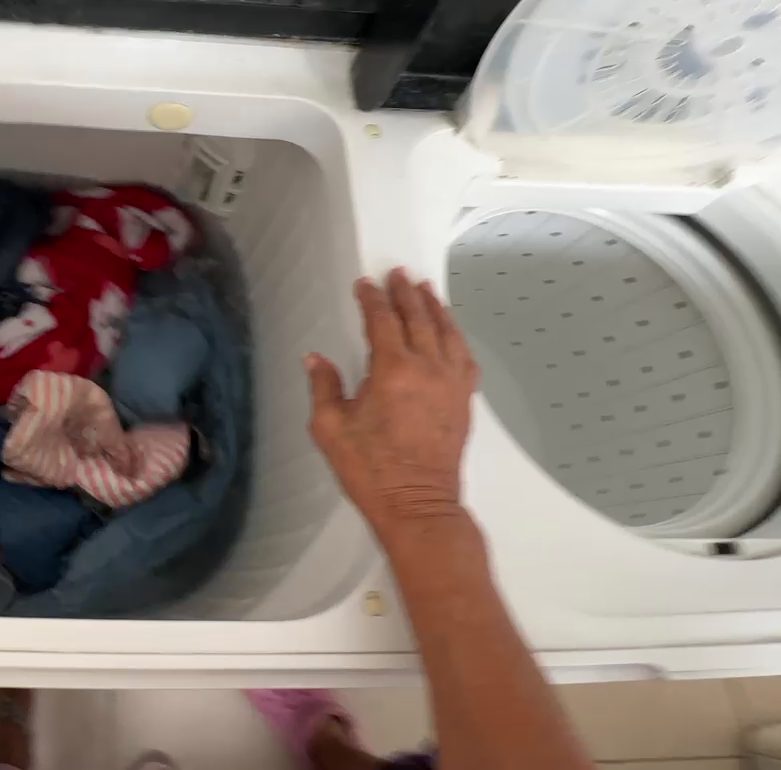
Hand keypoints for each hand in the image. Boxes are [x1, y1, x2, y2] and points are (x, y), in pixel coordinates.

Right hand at [307, 269, 477, 533]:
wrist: (418, 507)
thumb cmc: (371, 470)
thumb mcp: (330, 428)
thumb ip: (324, 387)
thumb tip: (316, 360)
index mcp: (392, 370)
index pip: (382, 320)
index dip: (372, 299)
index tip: (364, 285)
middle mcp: (427, 369)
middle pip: (418, 318)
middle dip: (406, 293)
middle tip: (398, 274)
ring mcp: (451, 384)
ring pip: (446, 333)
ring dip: (435, 308)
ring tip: (426, 289)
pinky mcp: (463, 402)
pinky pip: (464, 357)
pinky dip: (456, 337)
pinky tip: (451, 332)